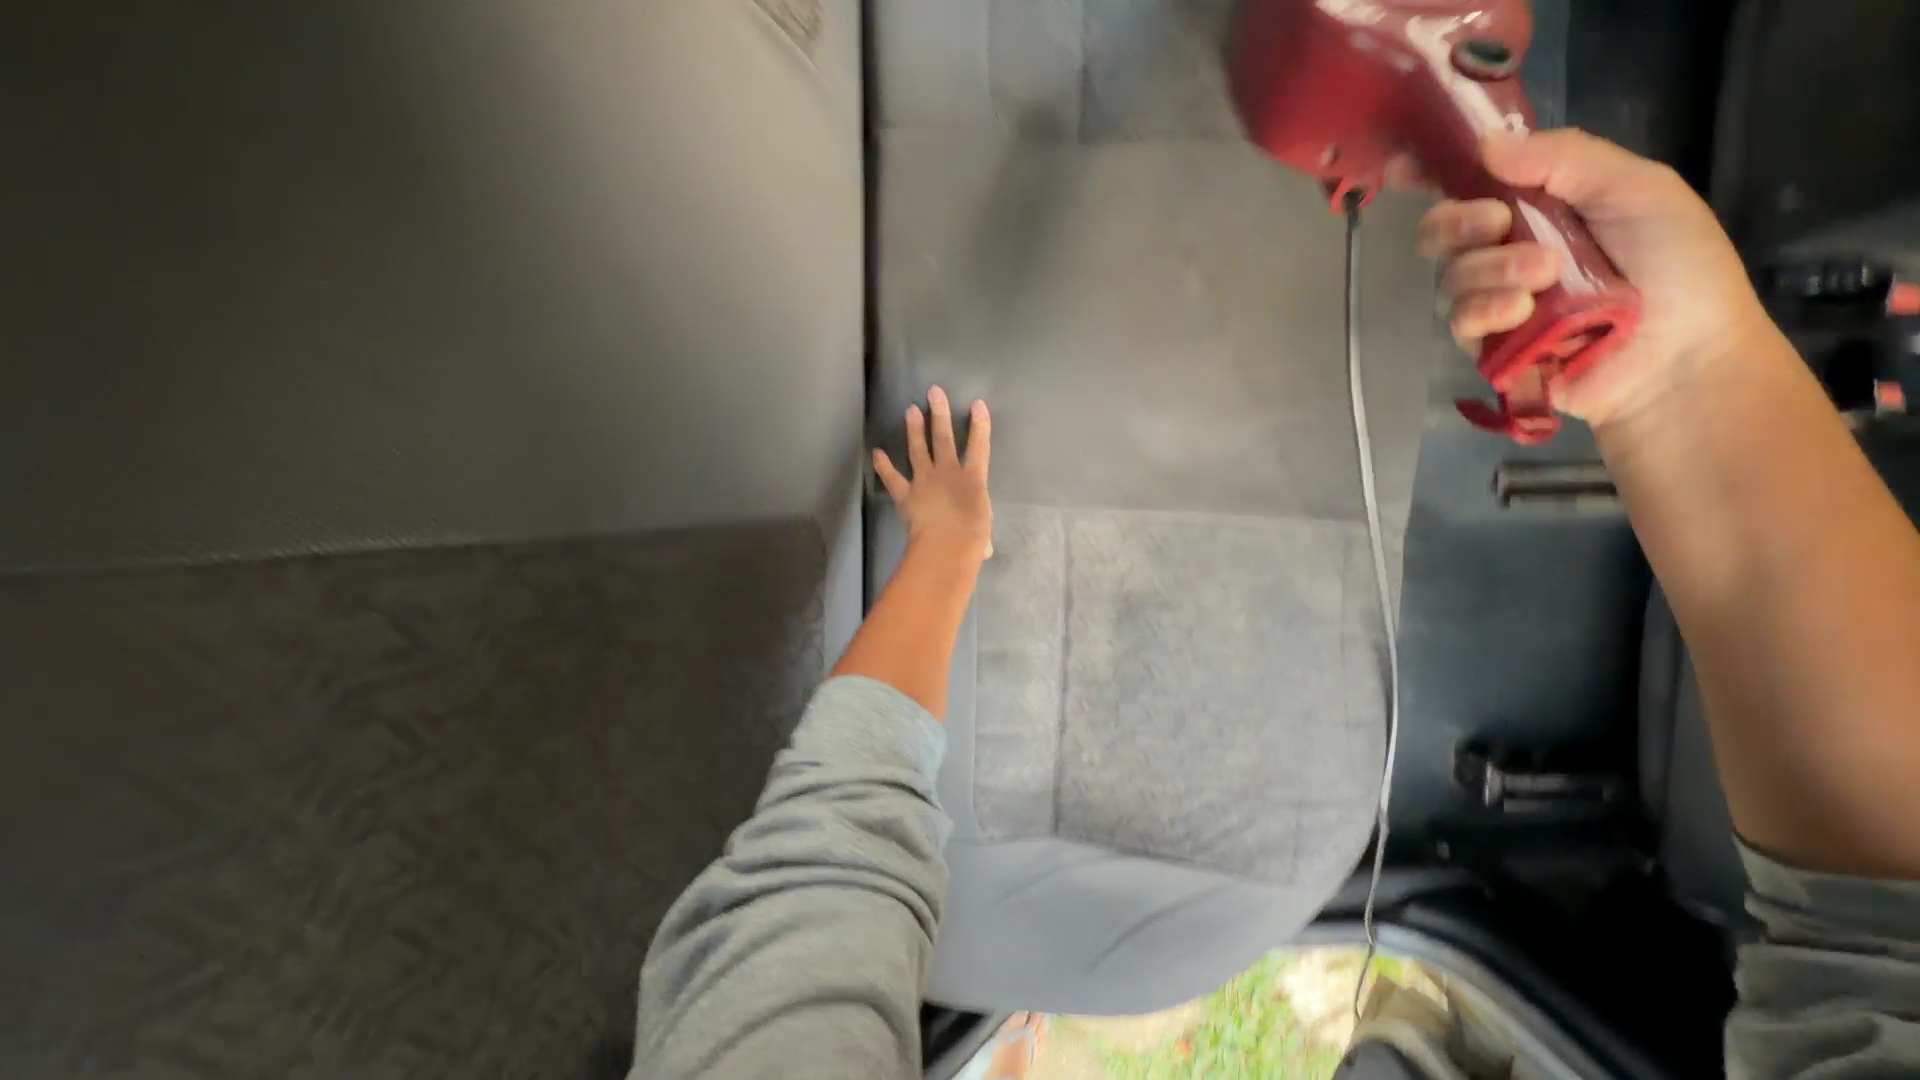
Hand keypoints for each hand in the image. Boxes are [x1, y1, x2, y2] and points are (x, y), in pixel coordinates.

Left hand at [874, 386, 993, 561]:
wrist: (946, 545)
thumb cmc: (971, 540)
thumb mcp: (983, 536)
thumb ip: (981, 535)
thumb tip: (983, 548)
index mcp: (973, 480)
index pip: (979, 446)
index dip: (980, 425)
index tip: (977, 404)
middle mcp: (948, 472)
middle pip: (943, 438)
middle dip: (939, 414)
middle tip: (934, 392)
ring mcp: (924, 481)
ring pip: (918, 450)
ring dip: (914, 429)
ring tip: (910, 410)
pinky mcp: (905, 495)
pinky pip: (893, 478)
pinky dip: (884, 465)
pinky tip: (877, 452)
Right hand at [1419, 130, 1774, 429]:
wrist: (1683, 351)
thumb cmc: (1677, 265)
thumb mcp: (1637, 189)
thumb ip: (1566, 158)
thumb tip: (1485, 145)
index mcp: (1541, 207)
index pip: (1472, 185)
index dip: (1433, 174)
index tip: (1404, 168)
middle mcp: (1508, 250)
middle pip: (1442, 231)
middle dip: (1457, 222)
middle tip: (1495, 223)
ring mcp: (1497, 300)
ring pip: (1452, 276)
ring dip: (1492, 269)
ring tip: (1545, 276)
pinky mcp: (1490, 346)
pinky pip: (1460, 321)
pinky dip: (1485, 310)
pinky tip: (1520, 312)